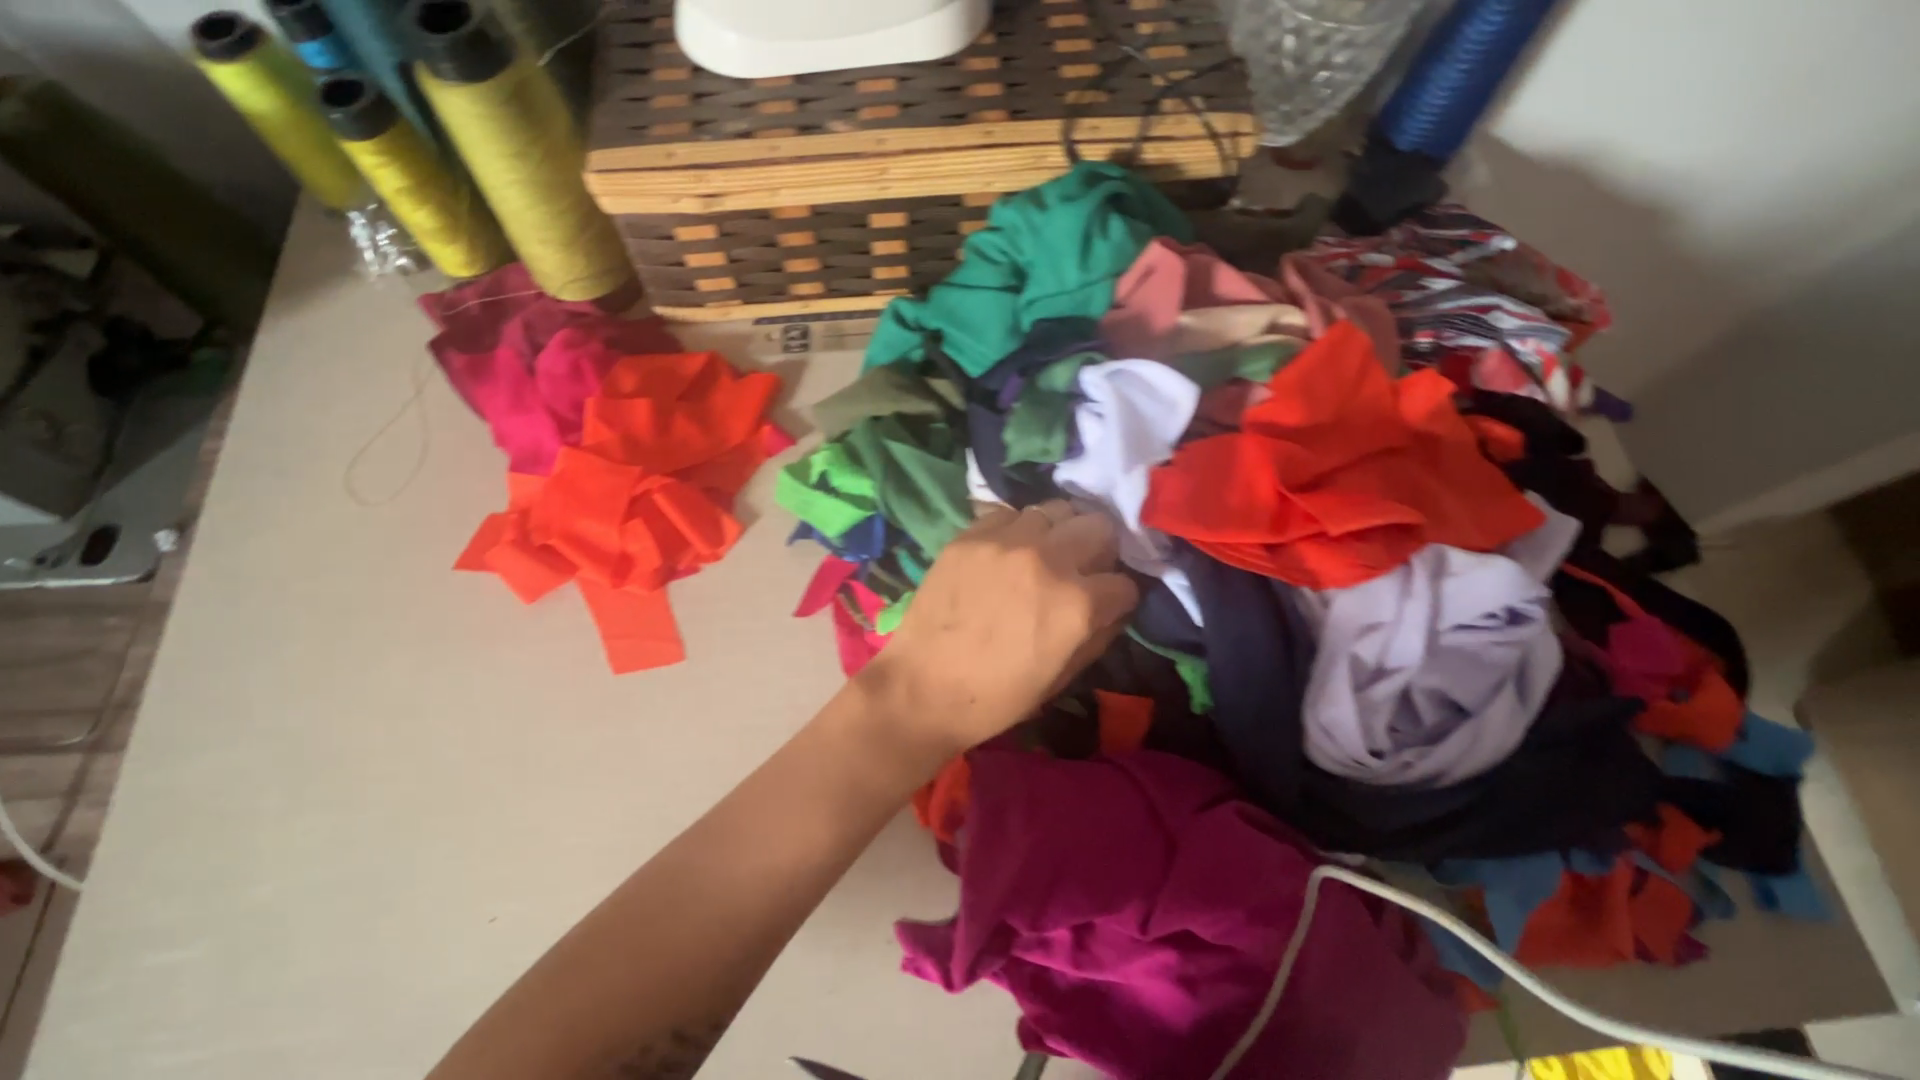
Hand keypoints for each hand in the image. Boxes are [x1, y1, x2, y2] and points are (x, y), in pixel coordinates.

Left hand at [854, 500, 1140, 764]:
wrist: (923, 688)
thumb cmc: (997, 698)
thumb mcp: (1062, 678)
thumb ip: (1098, 636)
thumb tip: (1114, 609)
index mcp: (1078, 604)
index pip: (1124, 583)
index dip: (1119, 599)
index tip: (1107, 606)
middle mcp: (1049, 560)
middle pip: (1099, 527)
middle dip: (1099, 550)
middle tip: (1082, 570)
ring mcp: (1007, 541)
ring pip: (1055, 510)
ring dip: (1059, 532)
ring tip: (1046, 554)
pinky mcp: (971, 535)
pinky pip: (1010, 513)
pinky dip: (1018, 528)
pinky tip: (1008, 552)